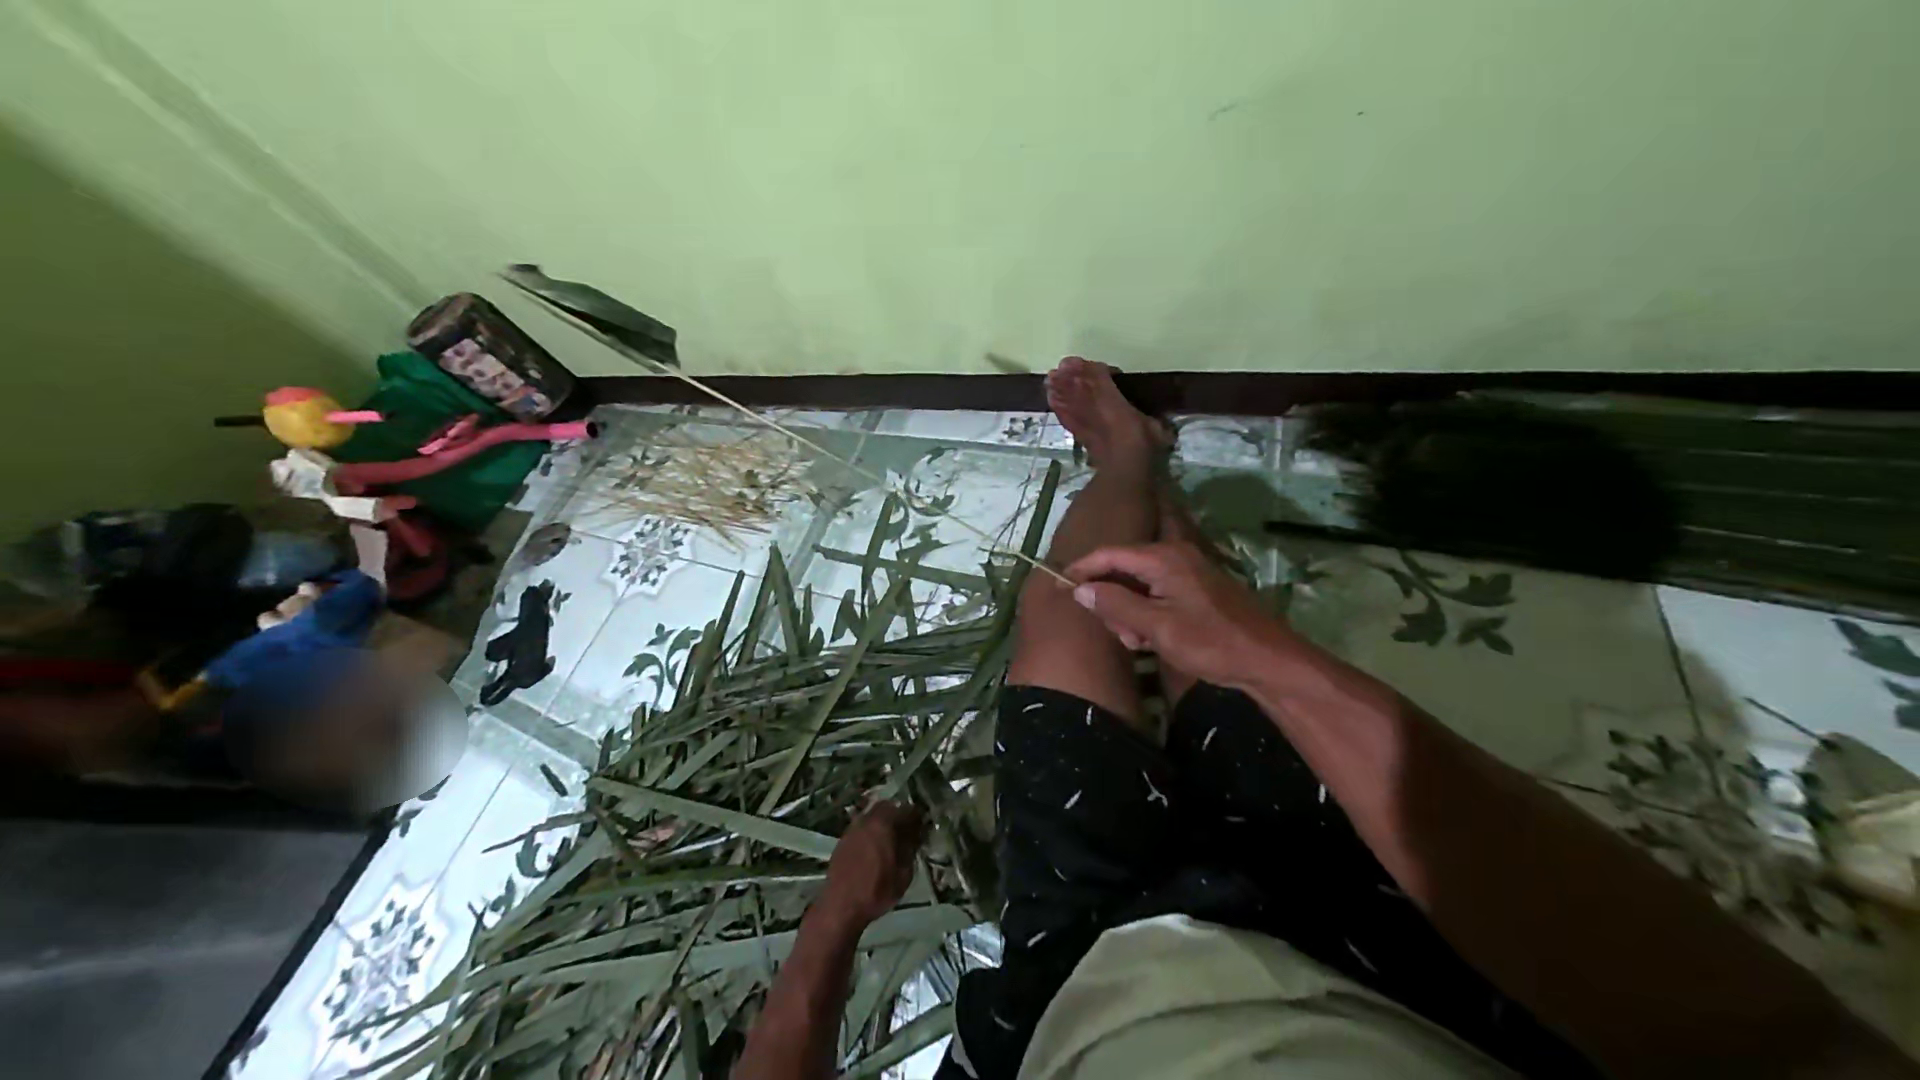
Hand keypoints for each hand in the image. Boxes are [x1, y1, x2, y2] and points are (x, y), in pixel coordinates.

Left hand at [817, 800, 925, 929]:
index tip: (923, 826)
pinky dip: (871, 831)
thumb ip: (910, 849)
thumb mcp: (904, 874)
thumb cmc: (877, 891)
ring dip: (883, 822)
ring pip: (872, 815)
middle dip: (899, 815)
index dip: (918, 817)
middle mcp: (867, 820)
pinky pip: (862, 827)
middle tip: (907, 831)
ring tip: (890, 840)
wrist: (841, 906)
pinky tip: (874, 848)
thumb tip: (915, 834)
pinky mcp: (843, 840)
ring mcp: (852, 829)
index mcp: (884, 824)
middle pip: (887, 807)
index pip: (907, 810)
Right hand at [1066, 541, 1293, 689]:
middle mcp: (1173, 557)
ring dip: (1130, 615)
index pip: (1108, 554)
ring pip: (1137, 587)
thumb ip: (1116, 605)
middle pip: (1122, 570)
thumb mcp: (1157, 627)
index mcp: (1163, 558)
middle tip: (1121, 635)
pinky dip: (1147, 616)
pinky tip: (1154, 641)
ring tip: (1141, 644)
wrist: (1267, 660)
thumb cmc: (1211, 642)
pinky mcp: (1193, 590)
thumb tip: (1080, 589)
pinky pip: (1155, 595)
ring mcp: (1186, 573)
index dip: (1080, 569)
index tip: (1058, 587)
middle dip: (1112, 602)